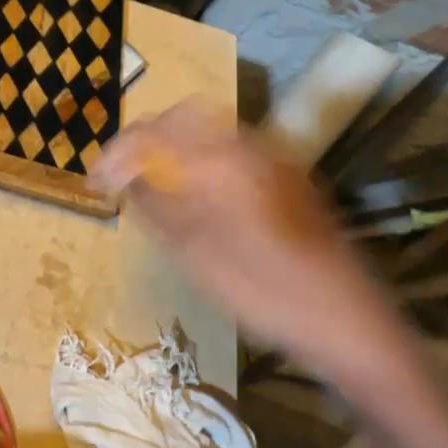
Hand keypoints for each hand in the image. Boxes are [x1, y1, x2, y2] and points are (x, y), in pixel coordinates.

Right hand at [88, 101, 394, 367]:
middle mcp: (252, 148)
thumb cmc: (267, 293)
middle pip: (183, 119)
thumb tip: (124, 180)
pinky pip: (233, 152)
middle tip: (118, 174)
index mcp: (224, 159)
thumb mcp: (196, 254)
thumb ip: (156, 207)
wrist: (354, 328)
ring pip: (210, 133)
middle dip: (143, 141)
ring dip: (171, 148)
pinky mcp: (291, 184)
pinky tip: (192, 195)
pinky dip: (200, 161)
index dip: (116, 154)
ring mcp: (277, 164)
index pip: (153, 134)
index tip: (93, 182)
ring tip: (147, 181)